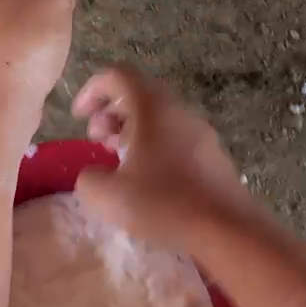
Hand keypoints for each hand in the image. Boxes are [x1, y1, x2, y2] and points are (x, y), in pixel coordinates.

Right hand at [71, 66, 255, 249]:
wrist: (227, 230)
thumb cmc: (163, 203)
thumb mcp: (107, 195)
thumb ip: (88, 178)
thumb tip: (93, 175)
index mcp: (153, 108)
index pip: (118, 76)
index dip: (92, 90)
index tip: (78, 118)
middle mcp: (179, 111)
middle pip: (139, 93)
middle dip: (110, 111)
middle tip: (95, 140)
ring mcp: (200, 132)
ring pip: (158, 116)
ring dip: (130, 130)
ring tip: (116, 160)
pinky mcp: (212, 155)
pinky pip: (174, 137)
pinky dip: (151, 145)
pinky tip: (145, 178)